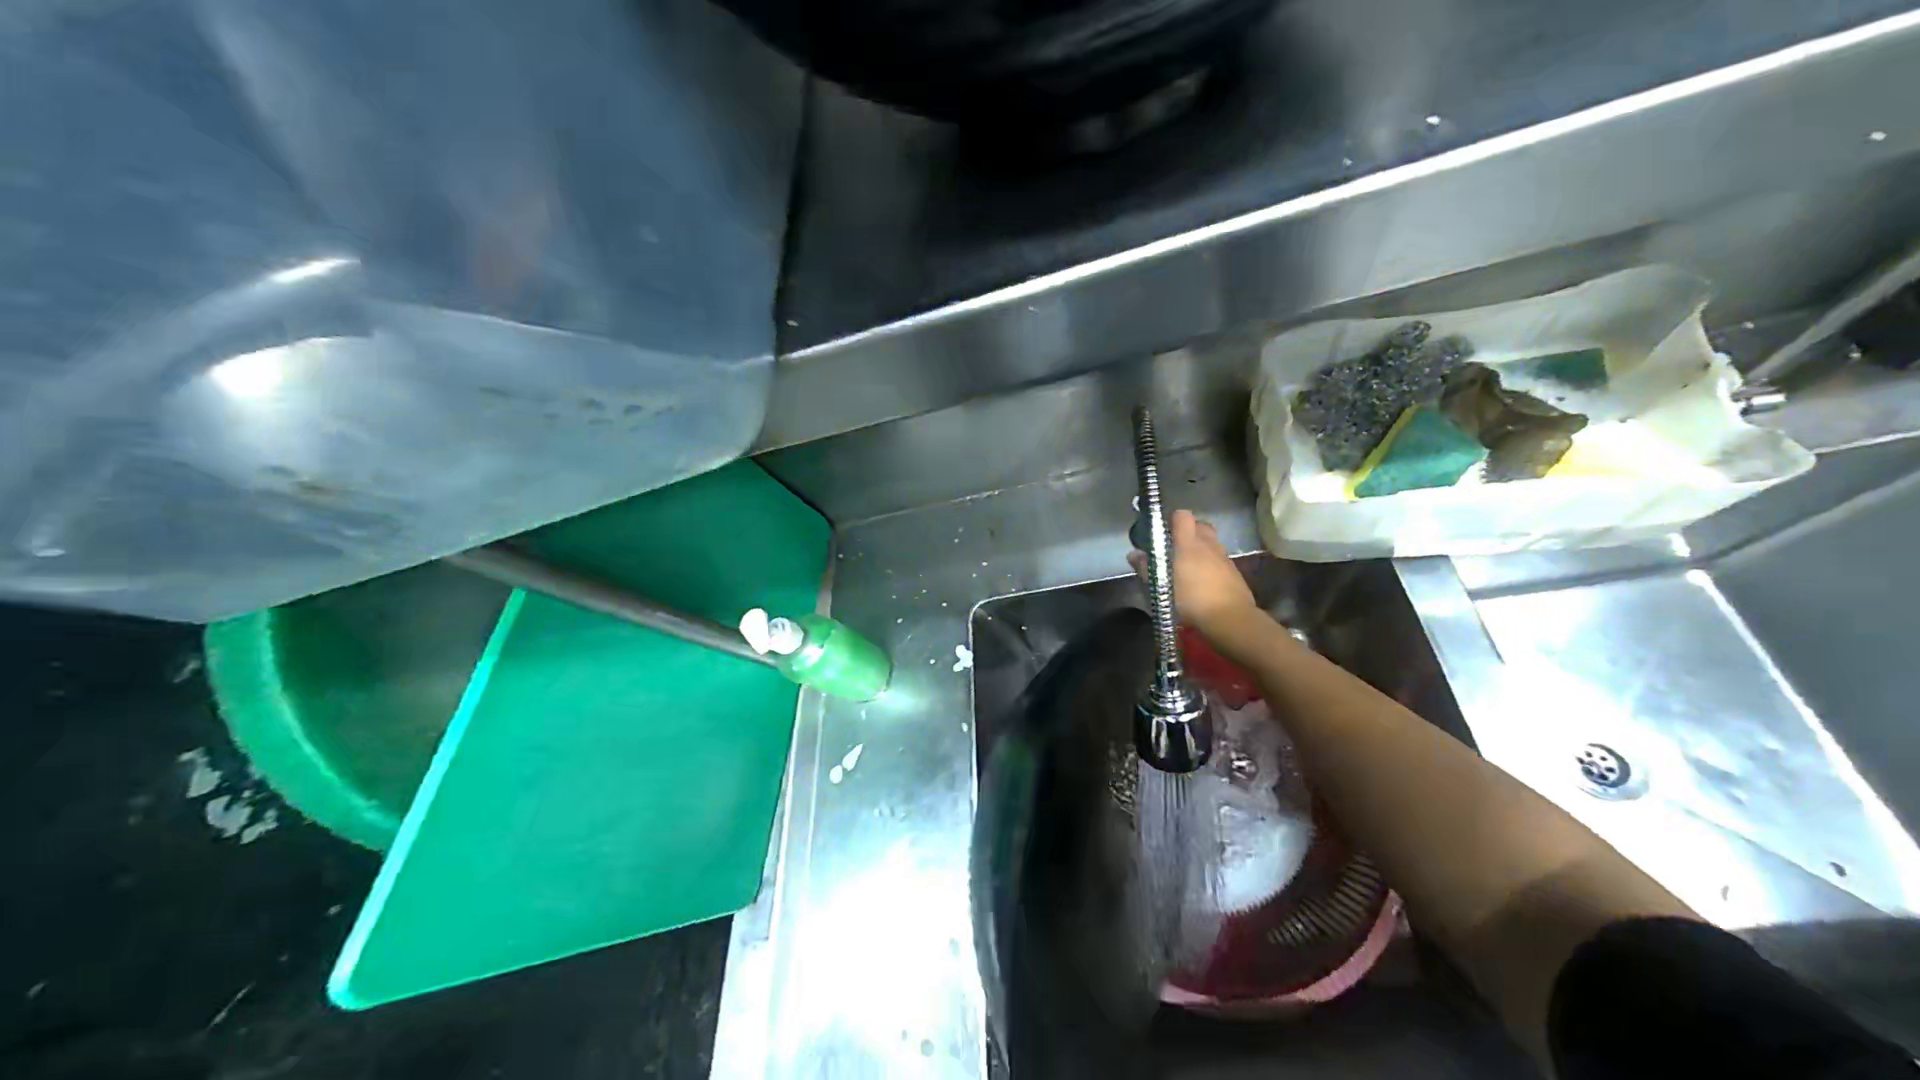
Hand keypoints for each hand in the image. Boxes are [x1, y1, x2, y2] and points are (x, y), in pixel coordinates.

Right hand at [1127, 510, 1258, 636]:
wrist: (1230, 618)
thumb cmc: (1191, 600)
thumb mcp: (1161, 587)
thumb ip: (1146, 568)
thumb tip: (1133, 554)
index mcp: (1189, 543)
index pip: (1182, 515)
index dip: (1172, 519)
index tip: (1162, 532)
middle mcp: (1208, 544)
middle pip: (1200, 525)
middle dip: (1188, 532)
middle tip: (1175, 548)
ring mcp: (1224, 557)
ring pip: (1211, 542)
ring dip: (1200, 548)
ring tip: (1188, 565)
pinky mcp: (1234, 571)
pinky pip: (1219, 558)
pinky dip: (1210, 562)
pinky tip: (1203, 580)